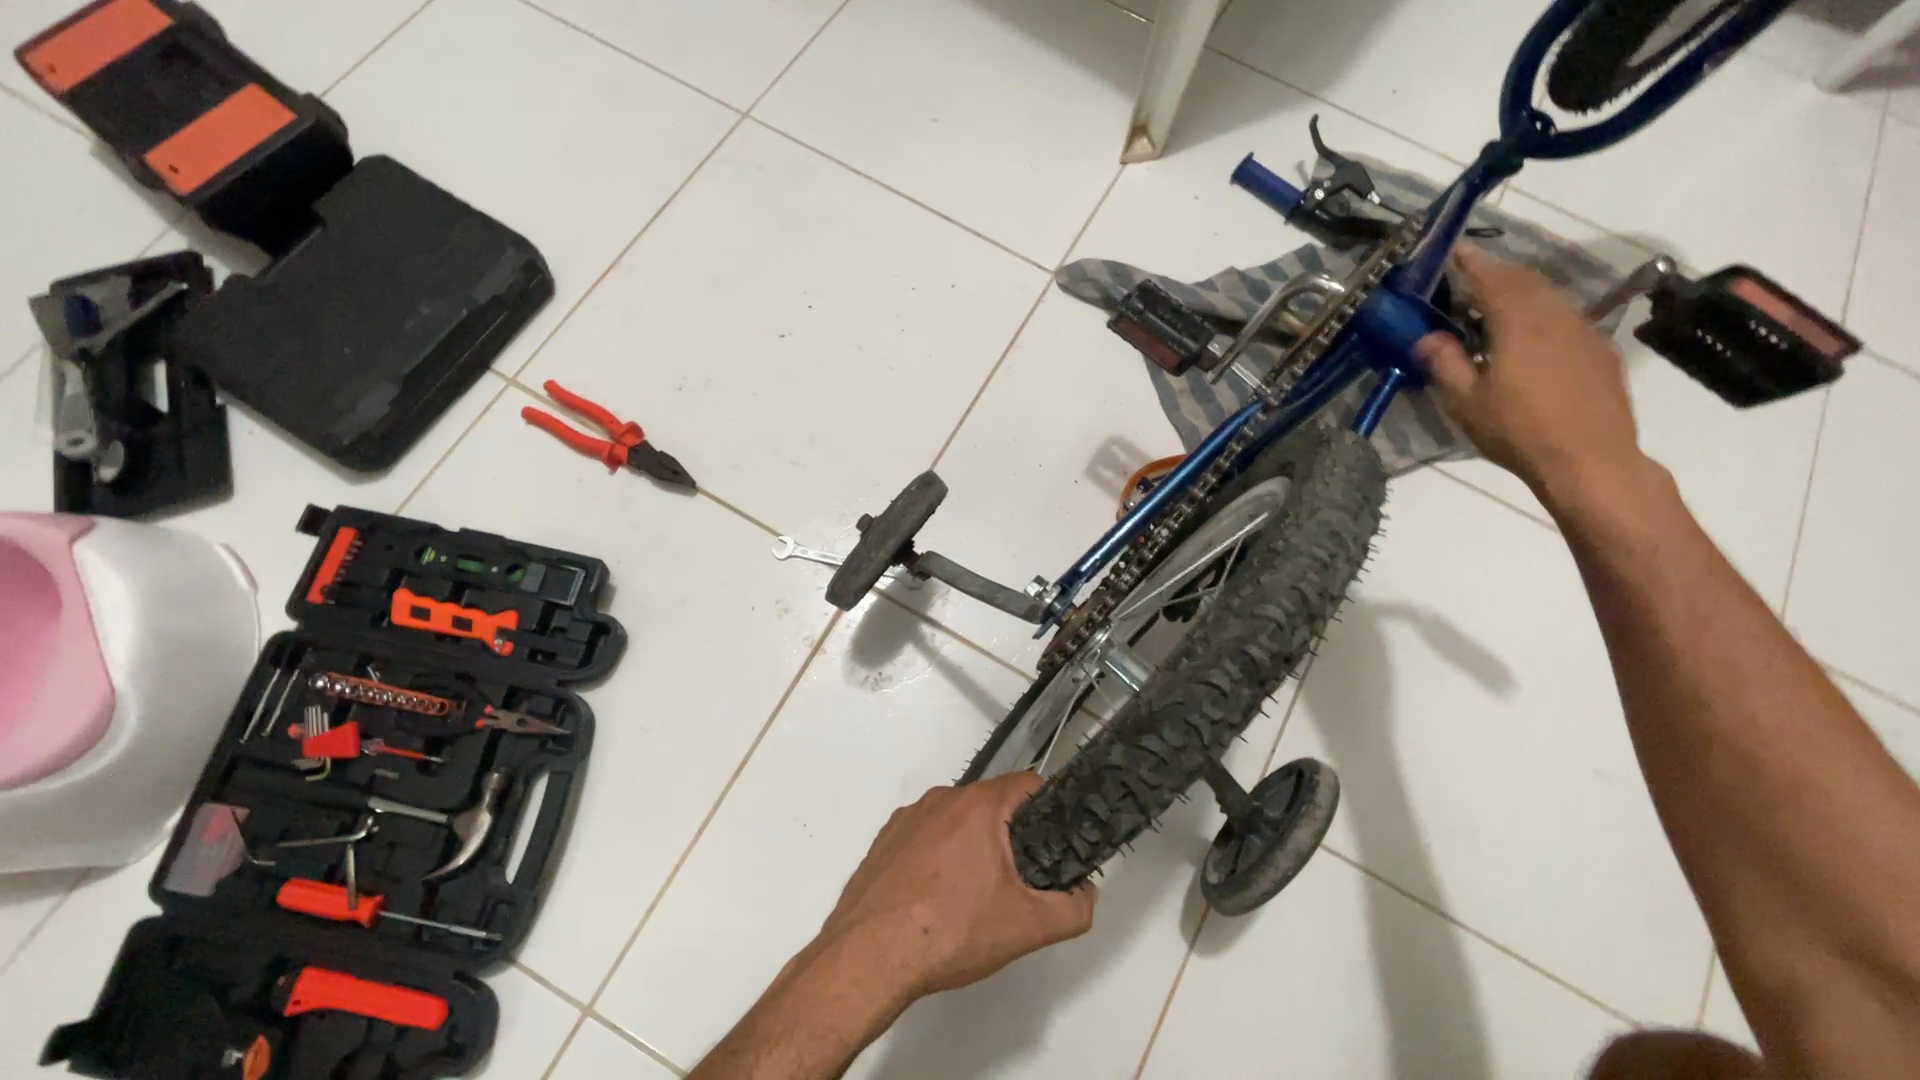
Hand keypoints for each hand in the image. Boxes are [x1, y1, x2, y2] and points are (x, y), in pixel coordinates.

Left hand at [813, 772, 1096, 1002]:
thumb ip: (1072, 910)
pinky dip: (936, 859)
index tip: (1056, 840)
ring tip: (975, 897)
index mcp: (978, 806)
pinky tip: (935, 900)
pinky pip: (923, 839)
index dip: (1049, 808)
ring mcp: (906, 819)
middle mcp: (940, 800)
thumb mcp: (1027, 928)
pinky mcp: (882, 842)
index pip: (1027, 784)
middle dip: (1009, 835)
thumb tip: (1086, 896)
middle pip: (990, 805)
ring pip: (954, 822)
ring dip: (971, 847)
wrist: (868, 957)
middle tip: (1019, 880)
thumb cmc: (950, 931)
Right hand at [1413, 246, 1651, 501]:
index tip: (1453, 251)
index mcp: (1519, 323)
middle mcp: (1555, 317)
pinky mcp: (1600, 352)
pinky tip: (1532, 338)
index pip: (1493, 278)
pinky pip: (1567, 319)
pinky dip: (1543, 314)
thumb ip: (1444, 363)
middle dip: (1497, 274)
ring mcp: (1584, 332)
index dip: (1471, 262)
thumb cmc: (1519, 431)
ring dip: (1522, 293)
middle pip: (1525, 281)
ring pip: (1550, 297)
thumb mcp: (1465, 403)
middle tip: (1470, 278)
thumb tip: (1426, 337)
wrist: (1590, 460)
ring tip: (1496, 306)